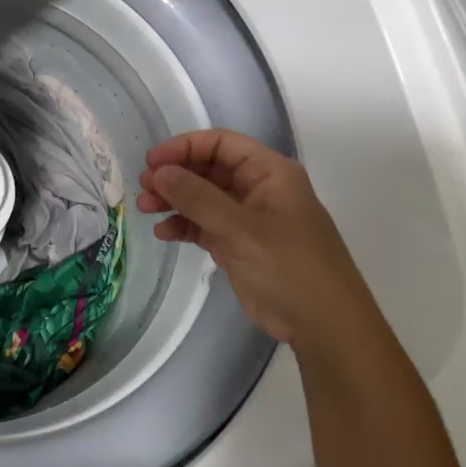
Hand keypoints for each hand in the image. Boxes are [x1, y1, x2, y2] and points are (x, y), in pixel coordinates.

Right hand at [137, 129, 377, 343]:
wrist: (322, 322)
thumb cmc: (290, 266)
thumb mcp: (241, 229)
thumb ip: (198, 198)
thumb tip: (159, 172)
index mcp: (269, 173)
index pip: (221, 144)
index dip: (185, 147)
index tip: (152, 163)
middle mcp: (257, 189)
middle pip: (207, 168)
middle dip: (174, 175)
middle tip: (144, 189)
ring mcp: (246, 218)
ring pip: (201, 197)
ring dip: (172, 200)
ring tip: (145, 210)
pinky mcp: (237, 244)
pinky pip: (203, 225)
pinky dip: (182, 226)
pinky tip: (164, 234)